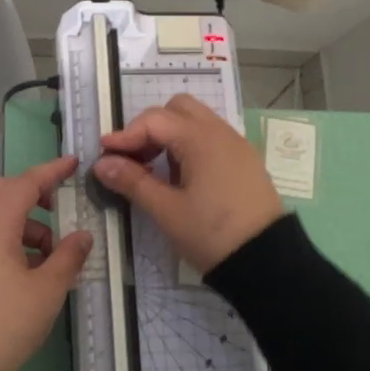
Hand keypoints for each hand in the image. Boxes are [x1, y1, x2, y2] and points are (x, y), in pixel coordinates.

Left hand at [0, 156, 93, 370]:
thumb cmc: (10, 322)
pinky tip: (36, 265)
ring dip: (27, 221)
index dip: (49, 171)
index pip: (23, 185)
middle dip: (34, 191)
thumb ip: (69, 256)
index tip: (72, 163)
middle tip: (61, 203)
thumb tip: (83, 236)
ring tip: (54, 250)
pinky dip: (15, 237)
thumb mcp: (49, 290)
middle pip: (4, 192)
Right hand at [92, 94, 283, 273]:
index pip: (154, 120)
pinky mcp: (245, 162)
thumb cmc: (211, 234)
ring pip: (196, 122)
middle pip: (178, 109)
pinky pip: (211, 139)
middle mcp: (221, 133)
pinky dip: (189, 146)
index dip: (125, 135)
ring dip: (170, 136)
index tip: (104, 155)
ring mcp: (236, 146)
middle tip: (134, 157)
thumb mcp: (166, 210)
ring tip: (155, 169)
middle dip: (150, 127)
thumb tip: (103, 163)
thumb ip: (133, 182)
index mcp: (201, 139)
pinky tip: (181, 177)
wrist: (267, 261)